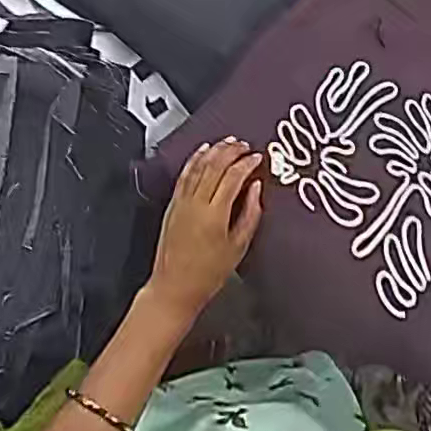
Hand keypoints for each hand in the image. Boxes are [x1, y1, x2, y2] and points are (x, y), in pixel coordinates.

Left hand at [143, 138, 264, 322]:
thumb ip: (250, 214)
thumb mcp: (238, 247)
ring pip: (199, 166)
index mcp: (215, 214)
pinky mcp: (173, 204)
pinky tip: (202, 151)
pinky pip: (184, 174)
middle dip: (232, 151)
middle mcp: (196, 204)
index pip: (233, 177)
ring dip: (214, 151)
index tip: (257, 158)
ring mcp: (182, 202)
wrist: (174, 288)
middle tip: (245, 145)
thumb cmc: (207, 274)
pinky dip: (194, 159)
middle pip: (215, 166)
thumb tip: (256, 189)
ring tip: (228, 142)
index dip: (247, 163)